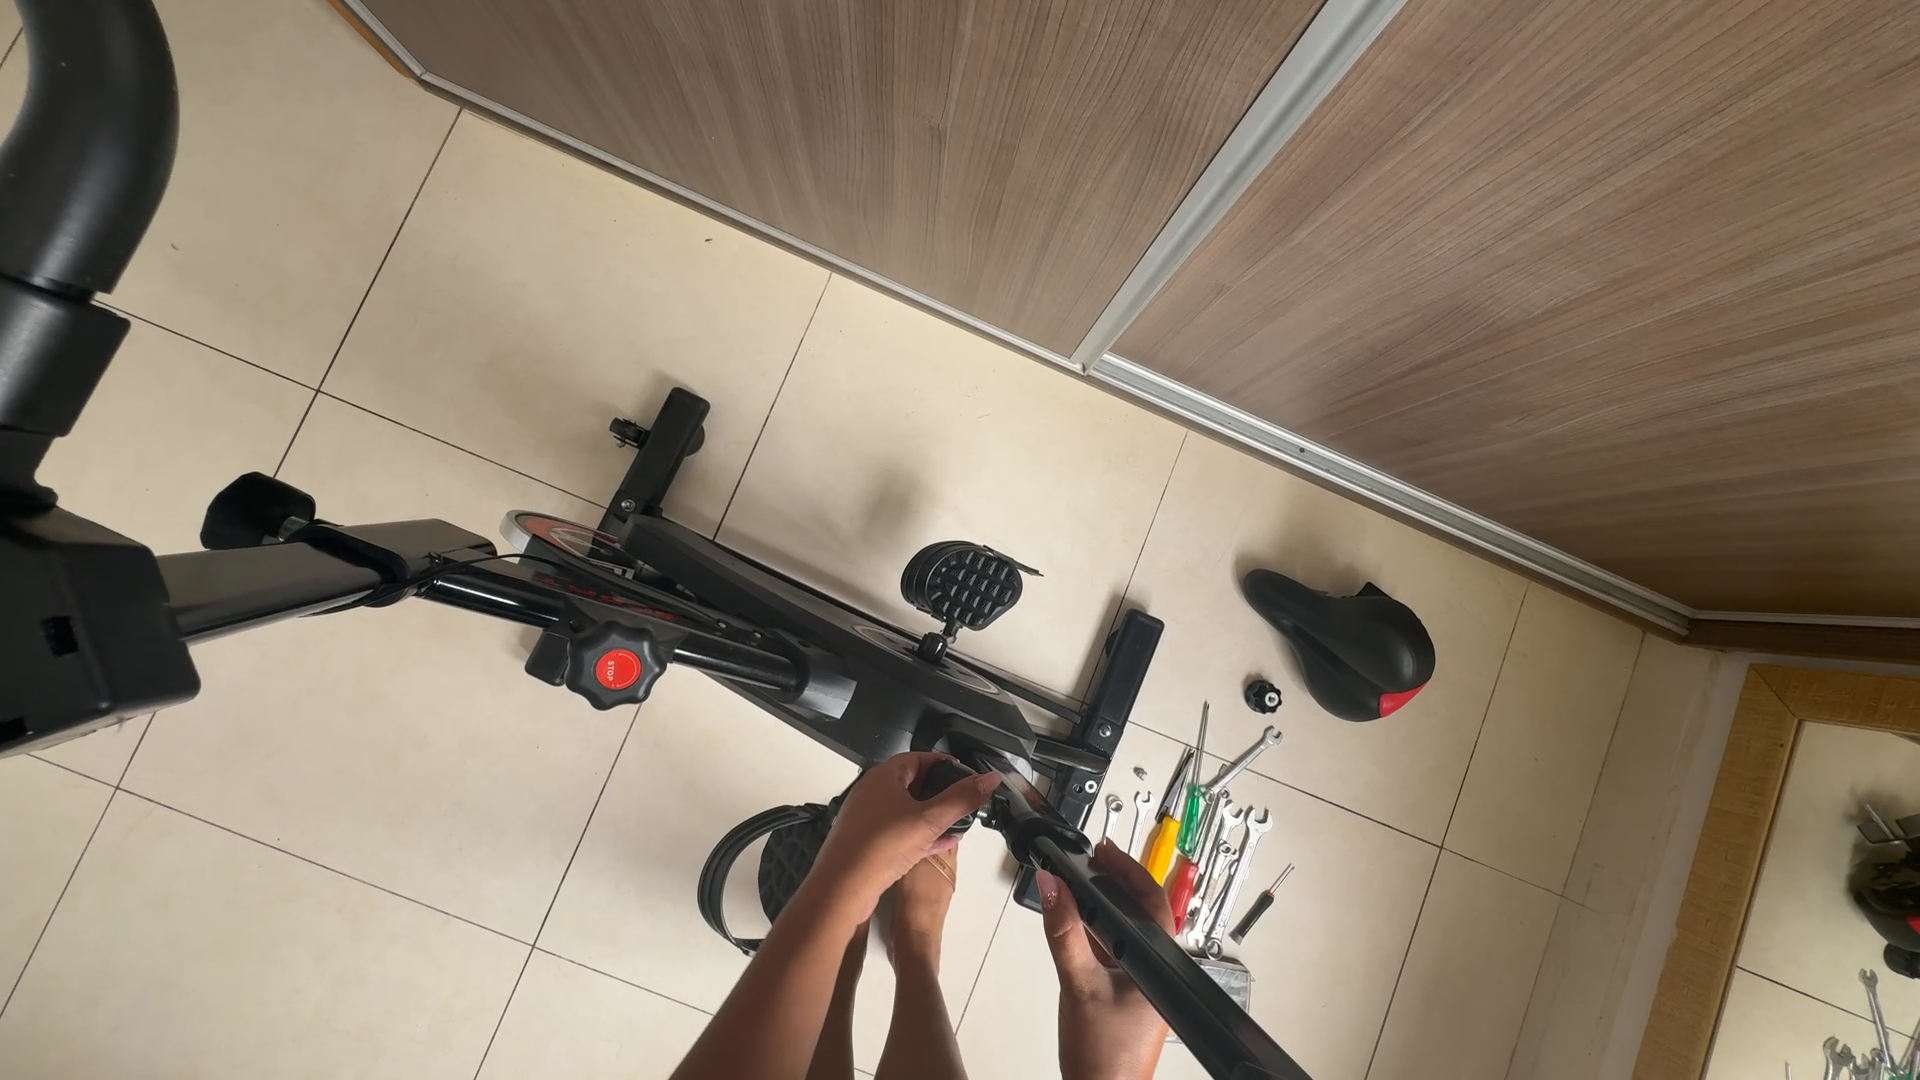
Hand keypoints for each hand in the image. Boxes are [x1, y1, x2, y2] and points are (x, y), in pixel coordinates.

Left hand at [806, 752, 998, 918]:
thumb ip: (961, 799)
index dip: (943, 764)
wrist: (841, 890)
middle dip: (940, 792)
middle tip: (963, 801)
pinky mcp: (867, 843)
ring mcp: (868, 819)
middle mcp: (872, 793)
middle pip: (913, 784)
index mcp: (883, 777)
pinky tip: (940, 844)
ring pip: (907, 810)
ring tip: (956, 824)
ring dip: (932, 816)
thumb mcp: (928, 820)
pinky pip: (899, 832)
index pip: (918, 758)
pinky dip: (920, 834)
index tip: (964, 774)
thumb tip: (990, 779)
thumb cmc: (880, 847)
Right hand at [1038, 839, 1173, 1079]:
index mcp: (1157, 964)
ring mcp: (1139, 984)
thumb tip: (1051, 882)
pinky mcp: (1123, 995)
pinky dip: (1095, 928)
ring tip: (1079, 880)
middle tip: (1090, 859)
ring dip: (1104, 904)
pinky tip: (1074, 919)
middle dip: (1117, 882)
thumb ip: (1063, 931)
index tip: (1103, 851)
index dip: (1130, 871)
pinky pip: (1112, 949)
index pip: (1153, 902)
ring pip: (1126, 930)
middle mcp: (1154, 971)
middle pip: (1141, 913)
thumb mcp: (1079, 984)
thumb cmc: (1102, 1052)